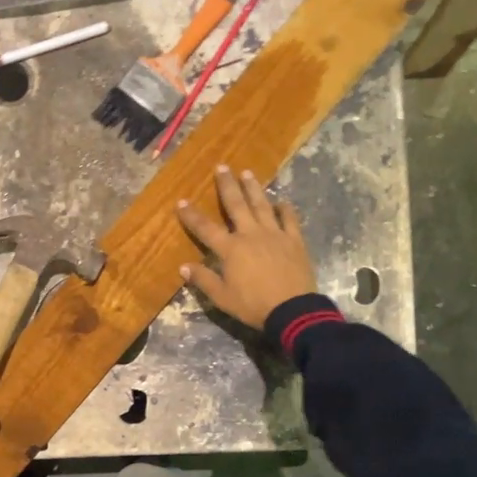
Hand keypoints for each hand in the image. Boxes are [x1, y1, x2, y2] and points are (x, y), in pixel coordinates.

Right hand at [176, 165, 315, 329]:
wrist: (292, 310)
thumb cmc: (253, 305)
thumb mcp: (222, 298)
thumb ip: (204, 280)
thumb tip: (183, 266)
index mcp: (231, 249)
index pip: (206, 228)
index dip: (192, 215)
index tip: (181, 201)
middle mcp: (251, 234)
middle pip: (236, 205)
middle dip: (227, 186)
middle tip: (222, 167)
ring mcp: (275, 234)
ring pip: (262, 205)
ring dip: (253, 188)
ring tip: (247, 173)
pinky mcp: (294, 240)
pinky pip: (289, 219)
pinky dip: (284, 209)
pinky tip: (281, 201)